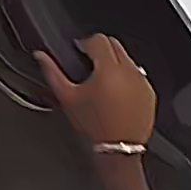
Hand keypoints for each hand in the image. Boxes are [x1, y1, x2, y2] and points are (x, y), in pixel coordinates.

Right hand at [36, 35, 155, 145]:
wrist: (117, 149)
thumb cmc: (93, 127)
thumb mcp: (68, 98)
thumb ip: (52, 73)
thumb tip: (41, 56)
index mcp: (108, 69)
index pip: (99, 39)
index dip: (86, 43)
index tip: (80, 51)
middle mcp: (128, 71)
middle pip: (114, 44)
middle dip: (101, 50)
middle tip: (89, 64)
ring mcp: (142, 80)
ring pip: (127, 58)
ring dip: (114, 63)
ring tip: (102, 82)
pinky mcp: (149, 91)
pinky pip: (137, 74)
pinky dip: (127, 77)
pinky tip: (116, 93)